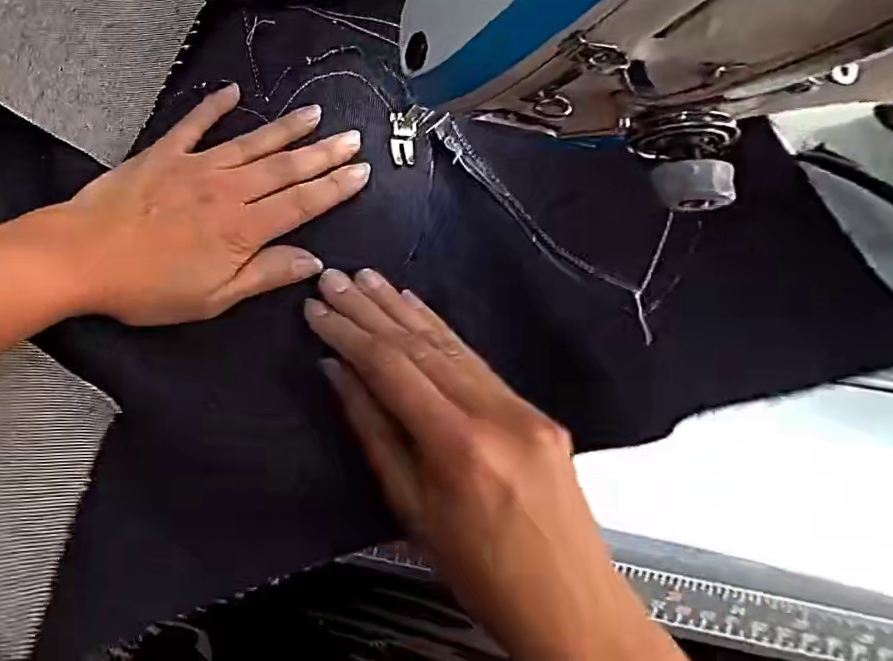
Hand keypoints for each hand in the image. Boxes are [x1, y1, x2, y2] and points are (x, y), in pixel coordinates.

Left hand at [52, 84, 369, 325]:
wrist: (82, 256)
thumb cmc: (145, 287)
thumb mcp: (210, 298)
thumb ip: (263, 274)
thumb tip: (310, 262)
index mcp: (241, 228)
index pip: (301, 203)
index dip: (335, 187)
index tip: (360, 171)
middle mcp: (227, 190)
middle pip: (286, 168)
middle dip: (324, 153)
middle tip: (353, 138)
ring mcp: (196, 166)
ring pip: (252, 143)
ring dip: (286, 128)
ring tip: (314, 113)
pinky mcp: (165, 153)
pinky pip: (195, 124)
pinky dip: (214, 107)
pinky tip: (233, 92)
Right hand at [305, 269, 684, 660]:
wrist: (575, 612)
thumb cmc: (485, 577)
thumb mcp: (413, 512)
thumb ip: (373, 432)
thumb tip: (338, 373)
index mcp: (460, 446)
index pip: (391, 368)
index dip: (349, 334)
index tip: (318, 310)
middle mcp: (496, 415)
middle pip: (418, 346)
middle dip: (369, 309)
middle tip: (334, 279)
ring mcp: (521, 407)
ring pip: (448, 344)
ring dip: (401, 308)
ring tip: (367, 280)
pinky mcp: (534, 408)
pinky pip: (475, 358)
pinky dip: (439, 329)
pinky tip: (416, 306)